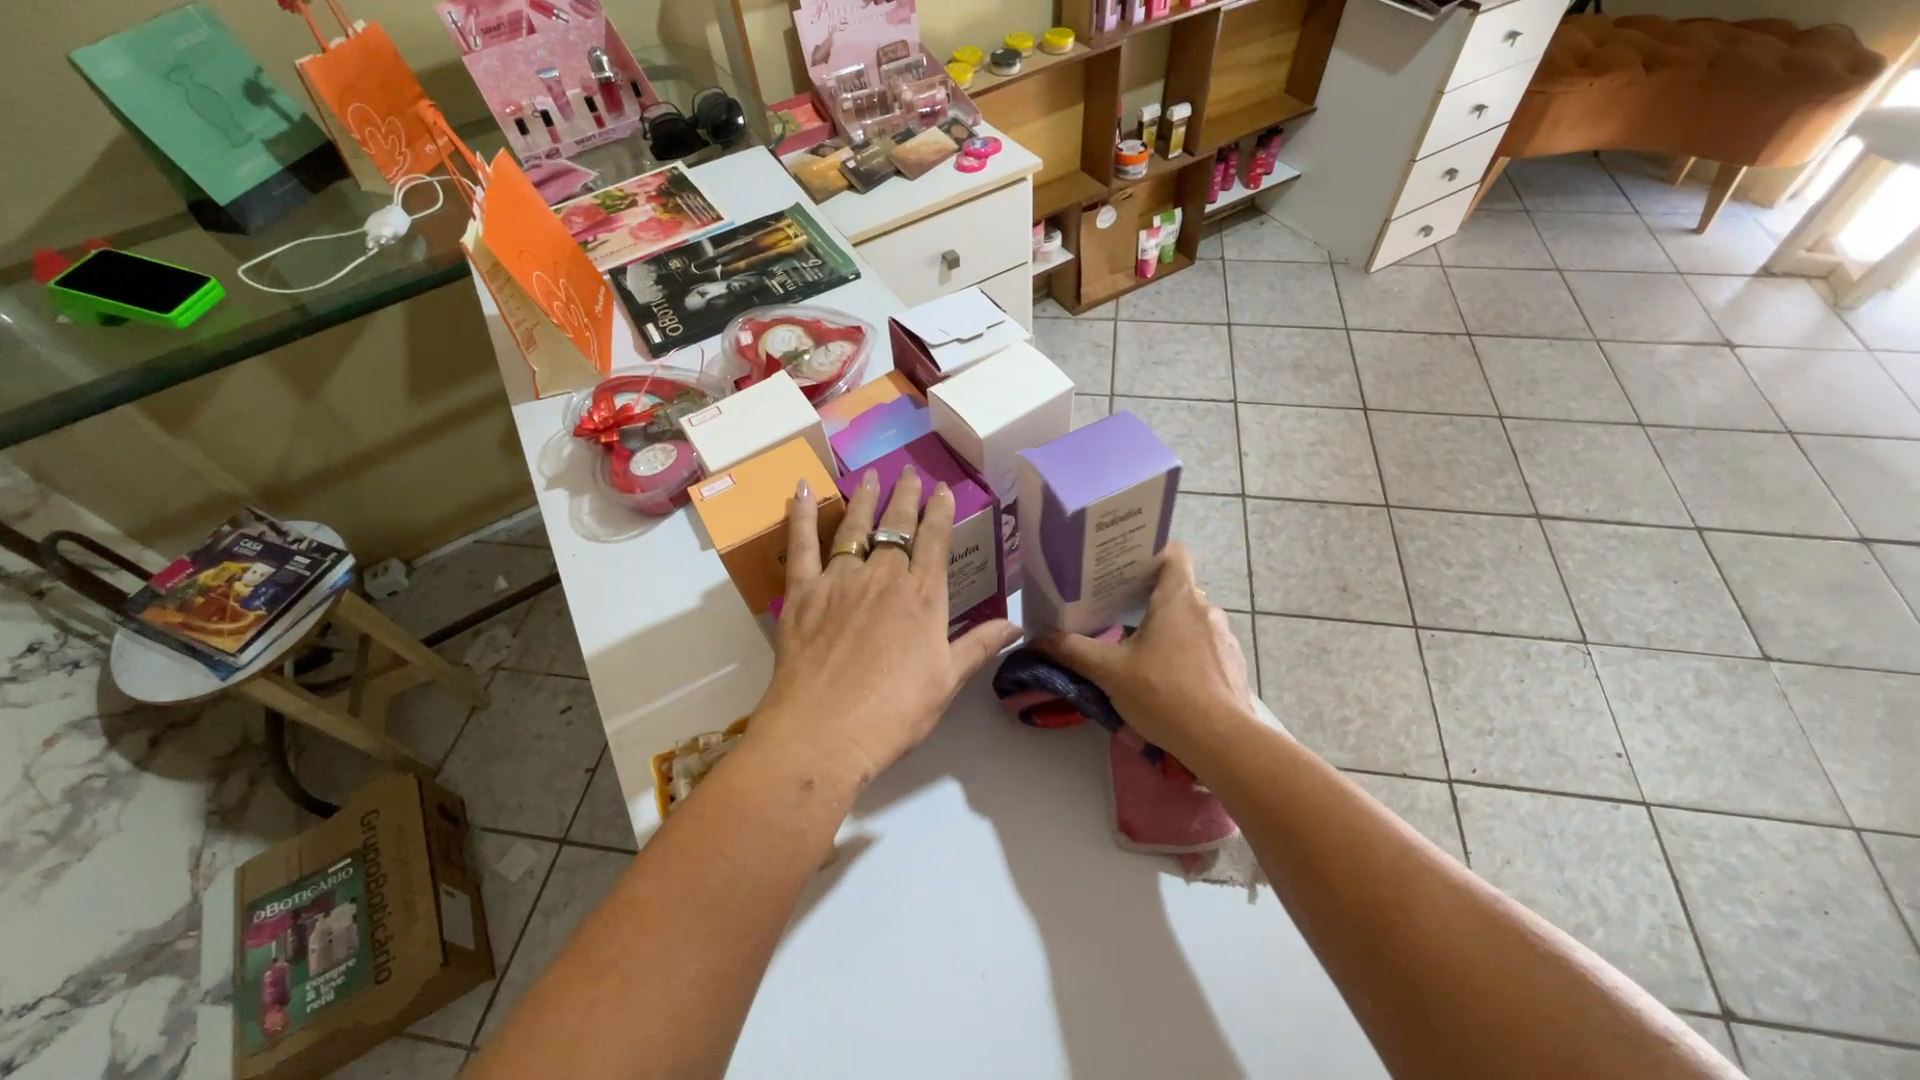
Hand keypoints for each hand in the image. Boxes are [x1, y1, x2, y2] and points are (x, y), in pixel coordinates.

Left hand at [749, 466, 1020, 785]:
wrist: (825, 731)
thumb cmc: (894, 712)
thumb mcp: (946, 681)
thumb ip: (978, 646)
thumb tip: (1014, 625)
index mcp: (922, 595)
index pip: (936, 541)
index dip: (941, 512)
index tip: (944, 489)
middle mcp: (883, 576)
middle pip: (897, 526)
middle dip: (906, 496)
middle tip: (910, 472)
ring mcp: (839, 580)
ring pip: (855, 527)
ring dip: (865, 499)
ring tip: (871, 474)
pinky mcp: (802, 593)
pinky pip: (801, 545)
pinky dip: (802, 515)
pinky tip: (802, 490)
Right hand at [1036, 544, 1256, 764]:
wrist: (1221, 740)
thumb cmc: (1163, 694)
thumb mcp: (1109, 672)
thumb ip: (1072, 651)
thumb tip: (1036, 639)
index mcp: (1177, 598)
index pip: (1174, 552)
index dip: (1152, 552)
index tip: (1126, 566)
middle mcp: (1206, 608)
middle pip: (1177, 588)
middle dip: (1150, 596)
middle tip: (1118, 609)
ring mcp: (1224, 636)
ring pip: (1191, 619)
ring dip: (1169, 627)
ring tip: (1141, 647)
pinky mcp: (1233, 662)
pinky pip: (1206, 644)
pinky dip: (1188, 652)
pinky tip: (1169, 676)